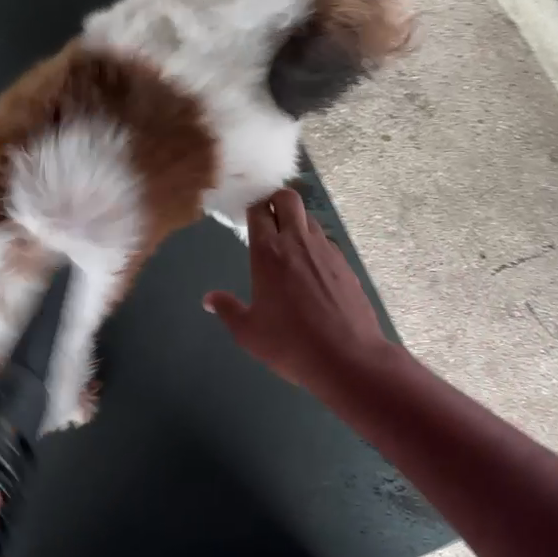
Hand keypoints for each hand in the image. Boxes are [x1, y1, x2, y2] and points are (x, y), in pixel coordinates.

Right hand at [204, 188, 390, 388]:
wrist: (348, 358)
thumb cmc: (290, 343)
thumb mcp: (248, 332)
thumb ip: (227, 310)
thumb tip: (209, 299)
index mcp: (268, 252)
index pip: (257, 210)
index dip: (251, 208)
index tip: (246, 218)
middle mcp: (297, 242)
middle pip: (287, 198)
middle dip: (275, 200)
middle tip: (268, 220)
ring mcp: (325, 250)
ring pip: (309, 219)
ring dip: (297, 223)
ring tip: (290, 249)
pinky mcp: (346, 264)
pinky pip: (326, 243)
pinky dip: (316, 247)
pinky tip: (313, 274)